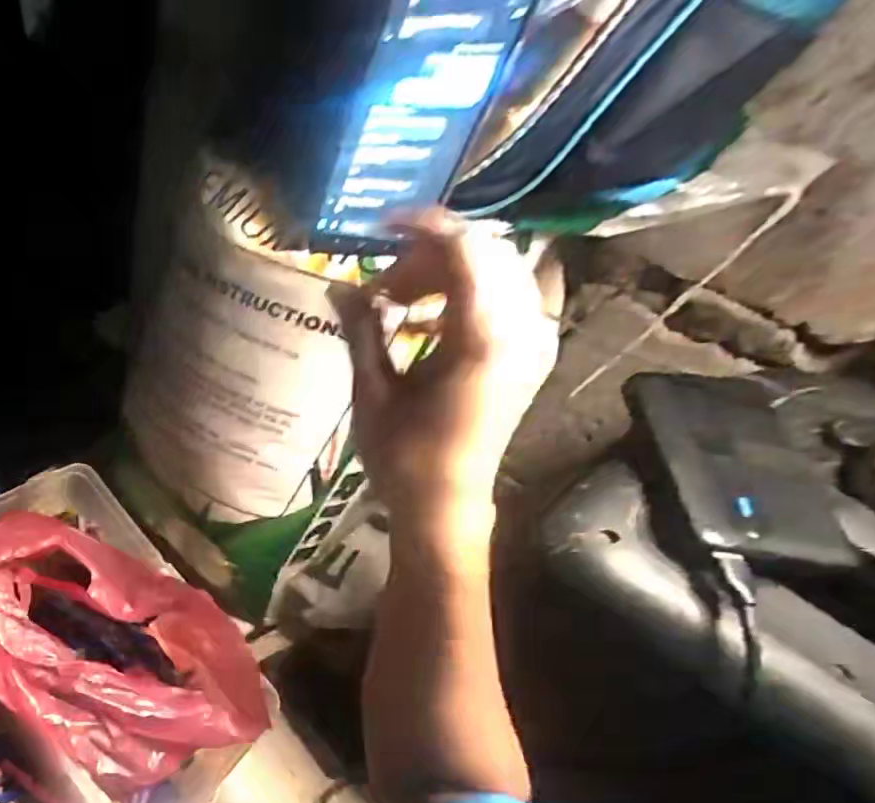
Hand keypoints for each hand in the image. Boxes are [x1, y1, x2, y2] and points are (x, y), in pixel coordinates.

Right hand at [332, 209, 557, 550]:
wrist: (446, 503)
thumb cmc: (403, 457)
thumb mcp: (374, 393)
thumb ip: (363, 331)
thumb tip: (339, 288)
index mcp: (484, 338)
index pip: (467, 249)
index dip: (424, 228)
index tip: (381, 227)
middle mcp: (524, 328)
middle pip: (486, 253)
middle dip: (429, 256)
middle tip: (380, 286)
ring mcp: (534, 339)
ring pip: (500, 270)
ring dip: (448, 273)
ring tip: (398, 302)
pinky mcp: (530, 351)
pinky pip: (507, 296)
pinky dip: (466, 294)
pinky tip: (425, 320)